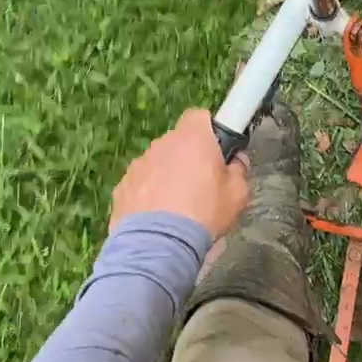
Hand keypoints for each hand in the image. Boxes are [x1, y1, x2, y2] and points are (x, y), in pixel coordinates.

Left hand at [109, 109, 249, 238]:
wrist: (158, 245)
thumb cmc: (205, 212)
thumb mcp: (238, 193)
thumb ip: (239, 170)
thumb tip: (234, 163)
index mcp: (193, 137)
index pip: (200, 116)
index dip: (210, 130)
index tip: (218, 151)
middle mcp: (163, 144)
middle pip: (179, 142)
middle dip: (190, 157)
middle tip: (203, 184)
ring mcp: (139, 165)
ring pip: (159, 163)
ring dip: (168, 176)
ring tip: (179, 207)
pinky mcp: (122, 187)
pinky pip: (142, 184)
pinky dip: (150, 195)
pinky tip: (160, 219)